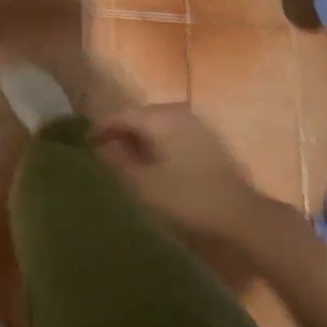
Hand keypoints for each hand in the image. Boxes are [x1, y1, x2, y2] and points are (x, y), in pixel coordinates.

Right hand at [92, 103, 273, 241]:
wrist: (241, 215)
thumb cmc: (188, 198)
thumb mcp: (144, 185)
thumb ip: (118, 162)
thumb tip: (102, 146)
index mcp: (160, 117)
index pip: (121, 115)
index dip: (101, 129)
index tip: (84, 145)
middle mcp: (178, 111)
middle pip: (140, 117)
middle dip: (120, 134)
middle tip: (103, 156)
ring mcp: (197, 124)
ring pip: (158, 126)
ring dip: (140, 141)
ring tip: (125, 163)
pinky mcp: (209, 140)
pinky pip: (173, 135)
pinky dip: (158, 146)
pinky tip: (155, 166)